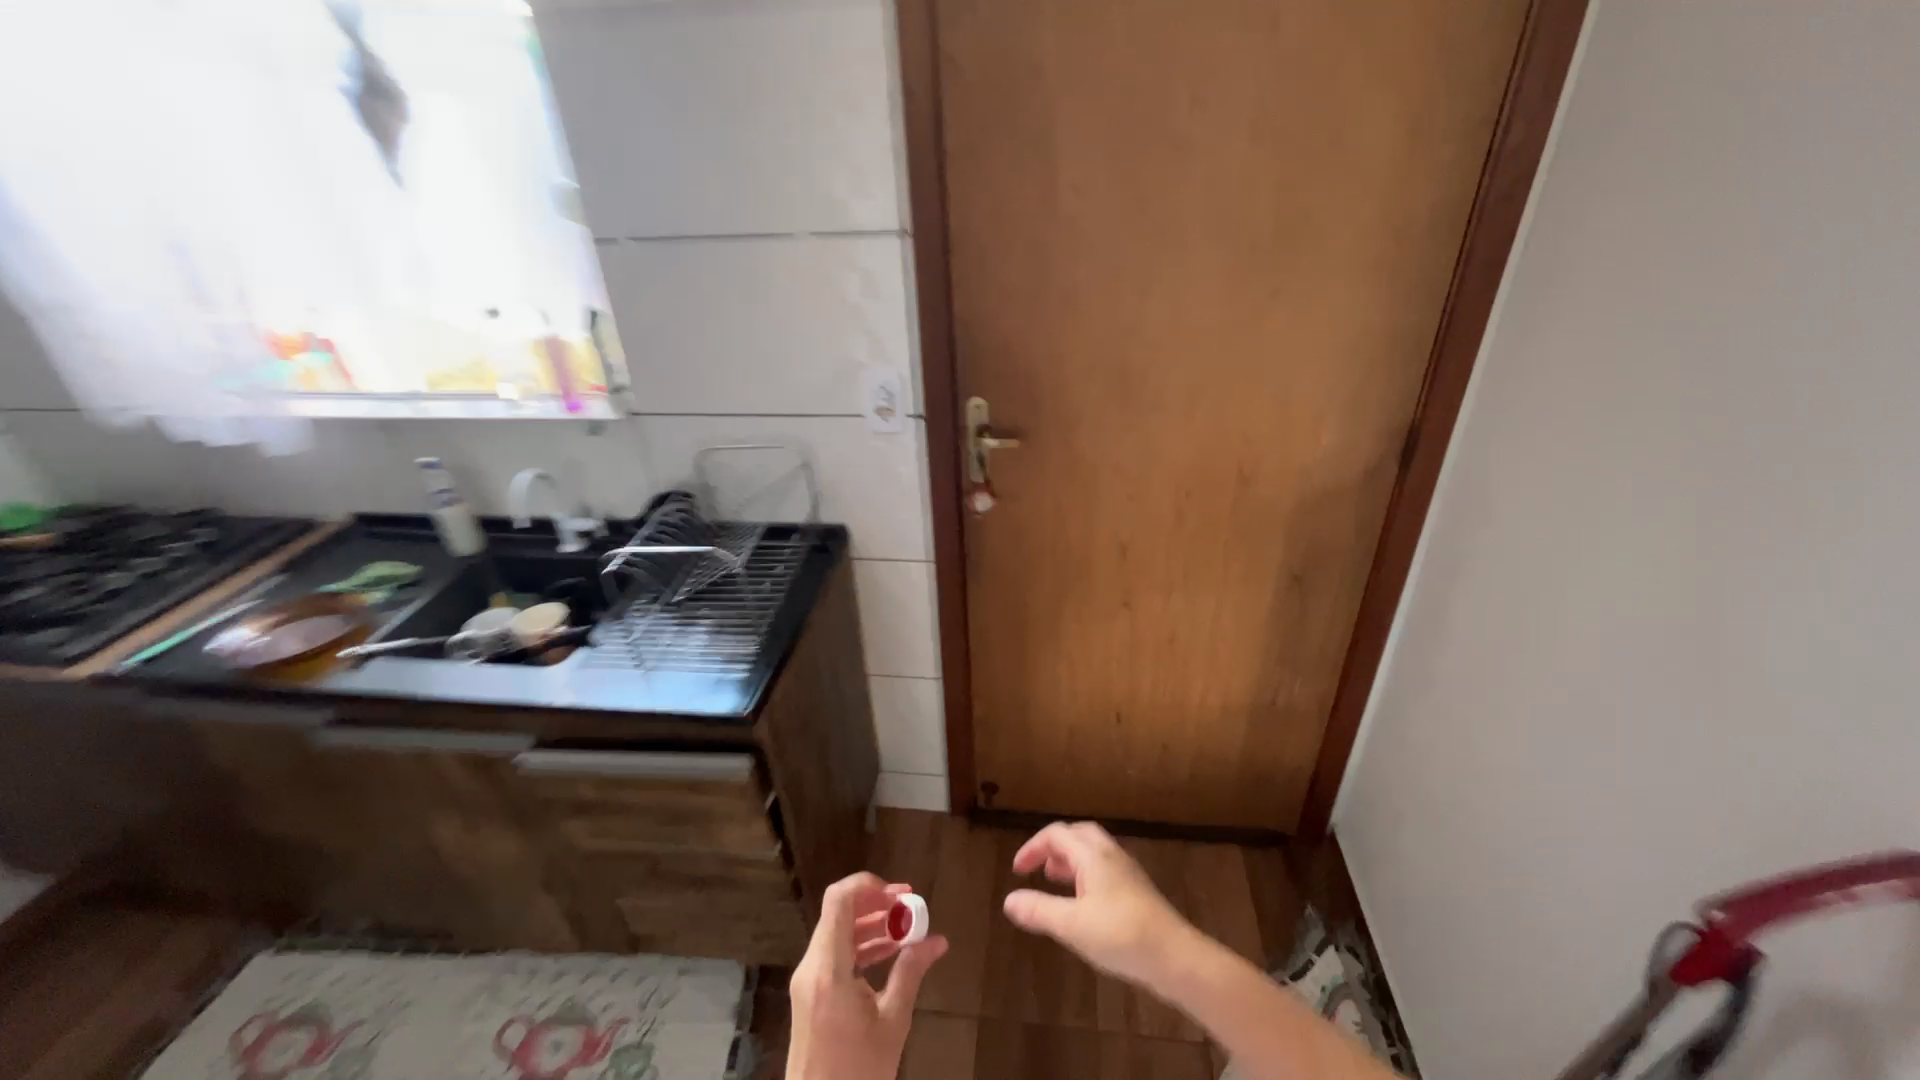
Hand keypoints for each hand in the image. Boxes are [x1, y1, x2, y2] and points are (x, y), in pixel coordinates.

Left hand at [787, 872, 948, 1079]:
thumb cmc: (859, 1070)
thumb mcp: (893, 1021)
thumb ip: (911, 972)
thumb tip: (938, 940)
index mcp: (829, 969)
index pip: (839, 900)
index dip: (868, 886)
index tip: (901, 895)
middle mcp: (811, 966)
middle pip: (839, 913)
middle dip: (876, 905)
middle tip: (911, 909)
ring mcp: (807, 980)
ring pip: (837, 932)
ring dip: (870, 925)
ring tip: (907, 930)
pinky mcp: (810, 993)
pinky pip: (834, 954)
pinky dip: (860, 945)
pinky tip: (890, 952)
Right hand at [1002, 821, 1195, 985]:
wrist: (1175, 957)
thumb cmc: (1121, 935)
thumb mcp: (1072, 925)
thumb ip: (1038, 910)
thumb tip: (1008, 900)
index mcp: (1092, 855)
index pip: (1056, 834)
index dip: (1032, 848)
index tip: (1017, 870)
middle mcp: (1110, 855)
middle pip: (1078, 835)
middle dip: (1054, 847)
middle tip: (1038, 868)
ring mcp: (1127, 872)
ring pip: (1093, 852)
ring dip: (1070, 861)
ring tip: (1054, 882)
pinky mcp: (1137, 891)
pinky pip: (1104, 869)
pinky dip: (1085, 875)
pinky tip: (1083, 903)